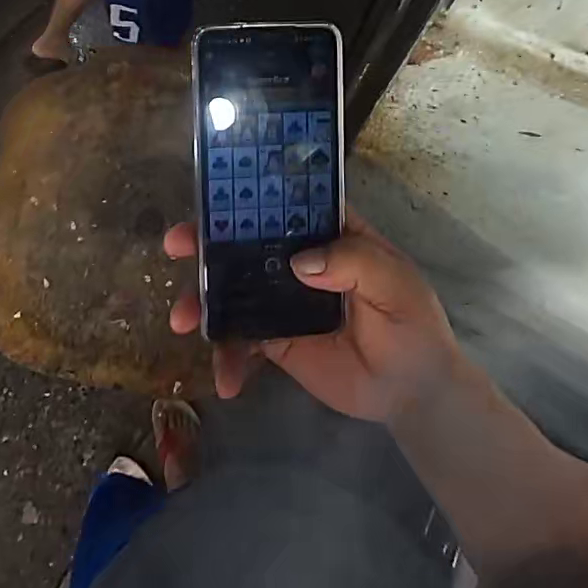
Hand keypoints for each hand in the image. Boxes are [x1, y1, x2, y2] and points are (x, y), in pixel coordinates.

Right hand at [163, 209, 460, 423]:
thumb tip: (298, 261)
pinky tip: (228, 382)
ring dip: (203, 301)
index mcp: (331, 233)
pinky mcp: (276, 341)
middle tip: (176, 246)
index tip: (215, 198)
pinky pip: (241, 342)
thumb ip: (354, 262)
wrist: (411, 390)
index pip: (288, 205)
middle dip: (208, 241)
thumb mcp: (394, 283)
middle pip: (249, 243)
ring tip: (184, 322)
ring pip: (234, 290)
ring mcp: (284, 300)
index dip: (253, 197)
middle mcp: (302, 260)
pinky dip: (228, 359)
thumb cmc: (411, 323)